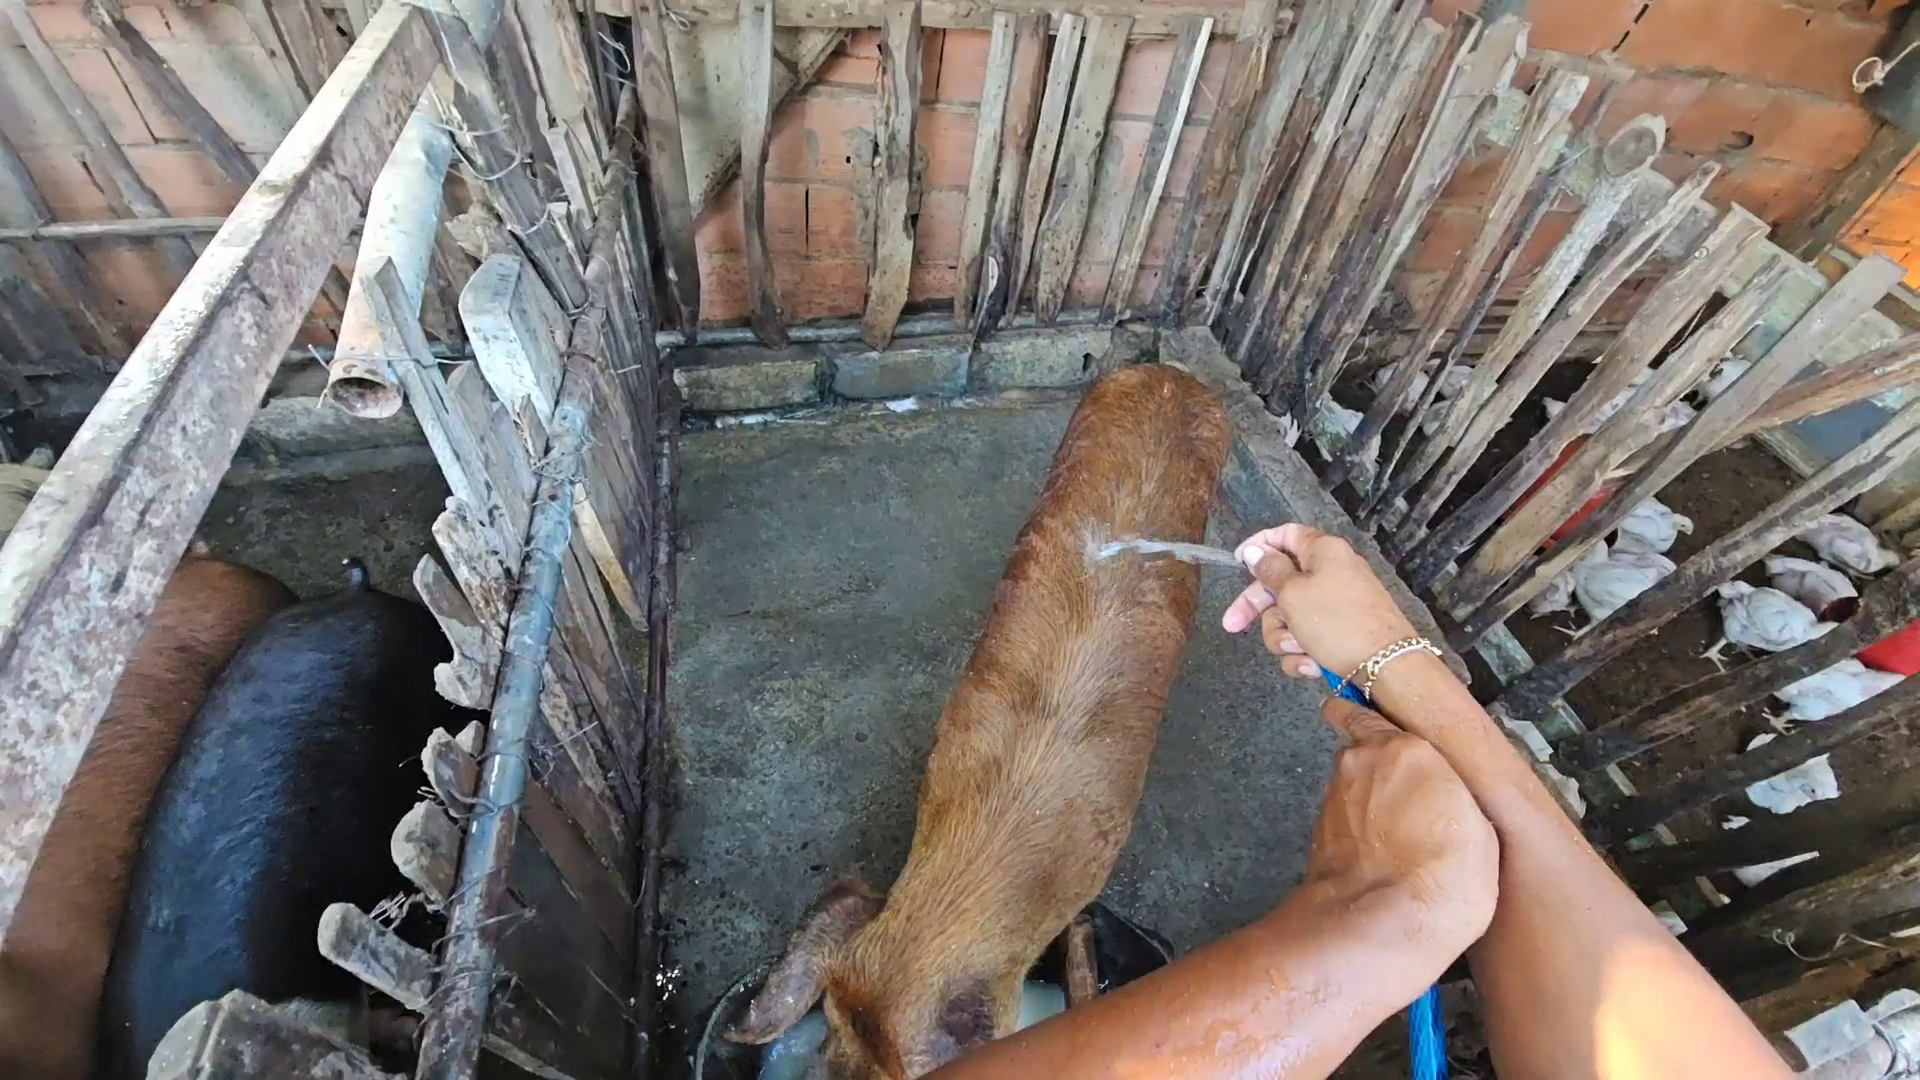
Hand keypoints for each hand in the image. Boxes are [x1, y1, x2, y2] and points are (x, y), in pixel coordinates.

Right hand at [1221, 524, 1418, 681]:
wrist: (1388, 667)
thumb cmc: (1336, 622)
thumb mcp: (1293, 593)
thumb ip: (1268, 570)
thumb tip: (1253, 551)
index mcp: (1322, 551)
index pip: (1284, 534)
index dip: (1258, 544)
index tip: (1237, 560)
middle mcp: (1329, 572)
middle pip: (1278, 583)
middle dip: (1257, 609)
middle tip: (1232, 625)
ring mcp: (1335, 603)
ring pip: (1288, 615)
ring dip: (1284, 636)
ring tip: (1298, 649)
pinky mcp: (1338, 631)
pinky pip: (1306, 636)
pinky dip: (1302, 652)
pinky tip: (1310, 665)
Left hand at [1308, 697, 1497, 948]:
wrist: (1385, 917)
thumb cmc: (1448, 867)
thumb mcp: (1475, 820)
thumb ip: (1441, 784)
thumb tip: (1427, 786)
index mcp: (1402, 748)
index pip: (1359, 712)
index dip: (1356, 715)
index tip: (1358, 717)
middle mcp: (1358, 760)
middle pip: (1360, 752)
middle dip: (1378, 769)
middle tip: (1409, 800)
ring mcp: (1333, 793)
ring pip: (1352, 786)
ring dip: (1369, 802)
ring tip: (1403, 839)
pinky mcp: (1318, 825)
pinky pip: (1344, 818)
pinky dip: (1358, 829)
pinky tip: (1382, 857)